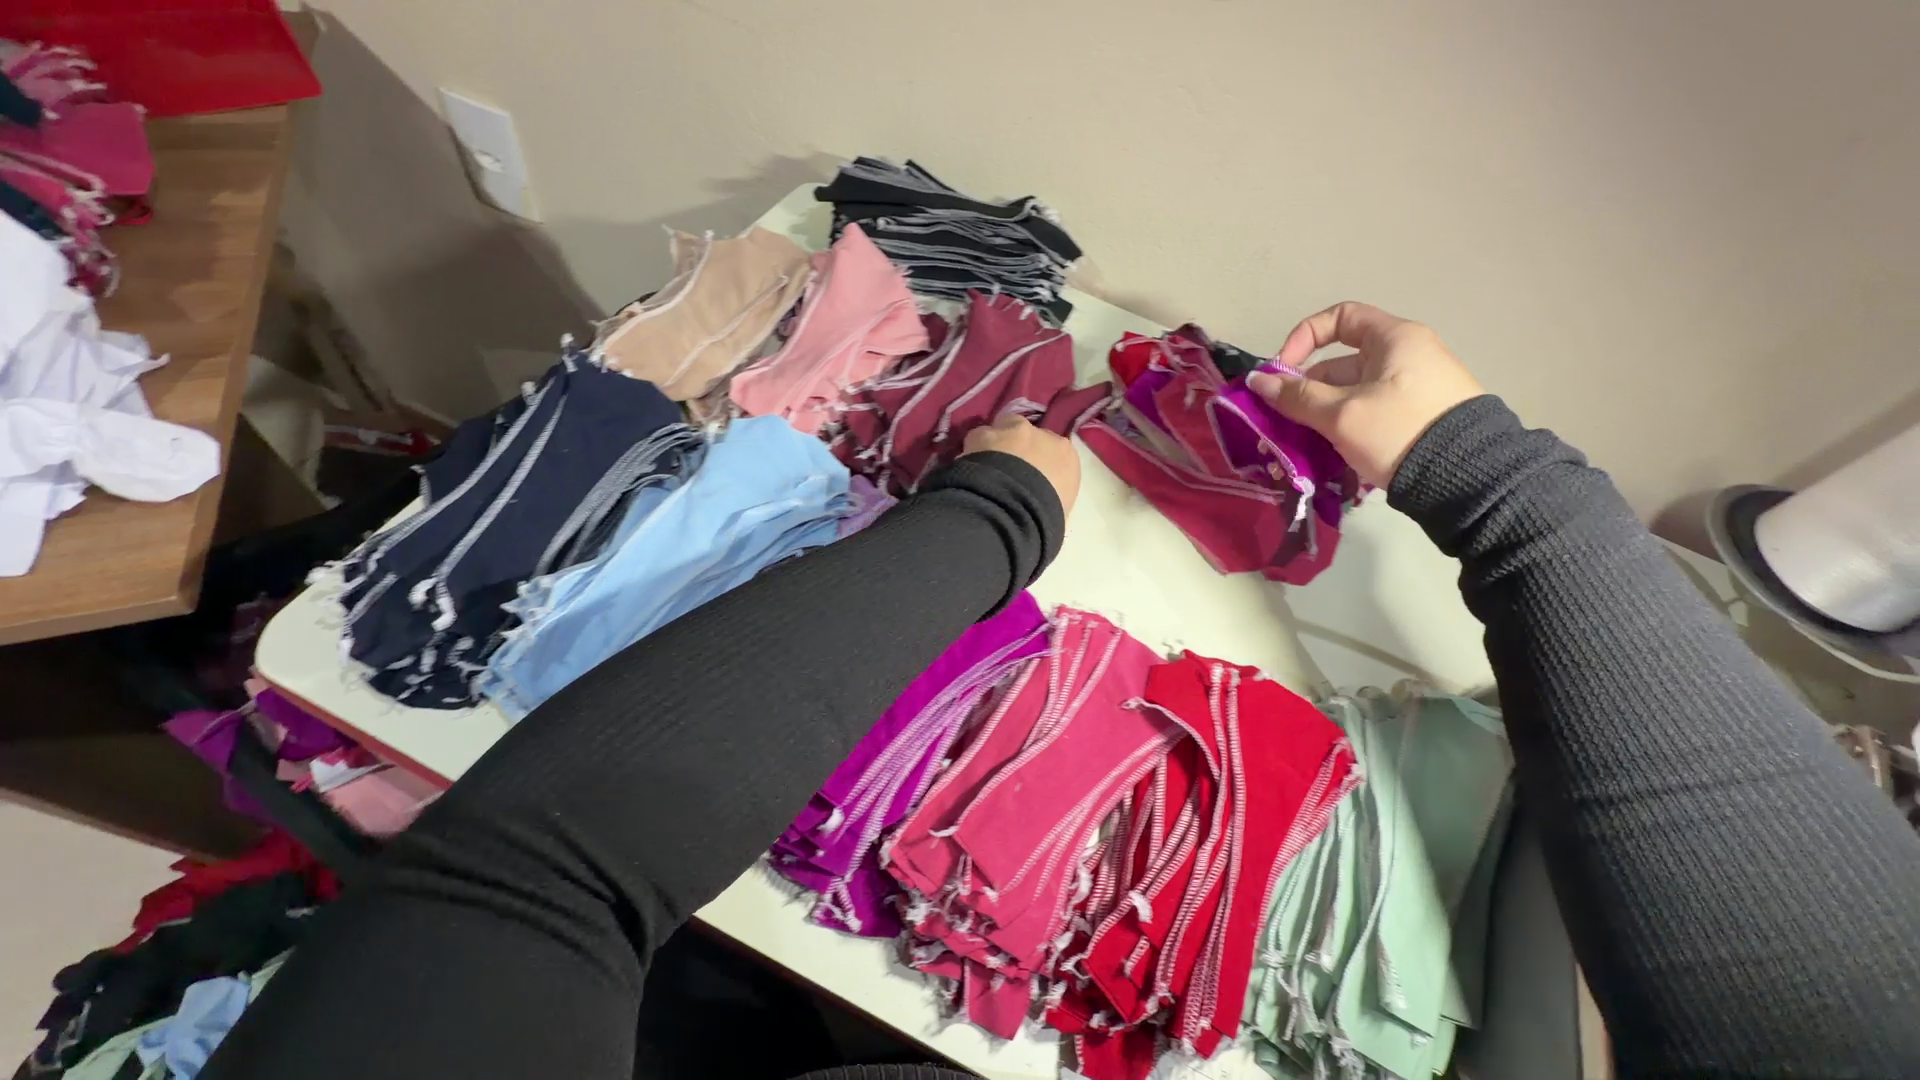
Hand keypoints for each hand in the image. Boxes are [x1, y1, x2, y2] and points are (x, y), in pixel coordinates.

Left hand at [963, 416, 1080, 518]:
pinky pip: (974, 439)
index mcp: (1065, 454)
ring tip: (981, 470)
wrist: (1016, 511)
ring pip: (998, 431)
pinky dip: (970, 453)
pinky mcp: (981, 434)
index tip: (1028, 477)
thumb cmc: (1046, 516)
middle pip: (1025, 434)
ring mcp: (1010, 431)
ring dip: (991, 445)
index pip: (1053, 451)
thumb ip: (1052, 497)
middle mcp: (1040, 434)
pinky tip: (967, 470)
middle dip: (1014, 448)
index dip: (1037, 462)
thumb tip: (1041, 504)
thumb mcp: (1059, 510)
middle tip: (1003, 471)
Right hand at [1249, 301, 1482, 488]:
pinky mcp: (1410, 421)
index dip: (1303, 339)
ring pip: (1346, 397)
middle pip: (1336, 367)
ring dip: (1315, 420)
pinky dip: (1339, 433)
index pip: (1340, 318)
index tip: (1282, 372)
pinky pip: (1363, 418)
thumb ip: (1296, 397)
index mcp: (1393, 340)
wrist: (1468, 479)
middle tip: (1278, 425)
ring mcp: (1408, 391)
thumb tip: (1257, 381)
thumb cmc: (1400, 430)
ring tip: (1293, 451)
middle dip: (1302, 395)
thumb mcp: (1341, 414)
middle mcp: (1402, 358)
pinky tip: (1319, 459)